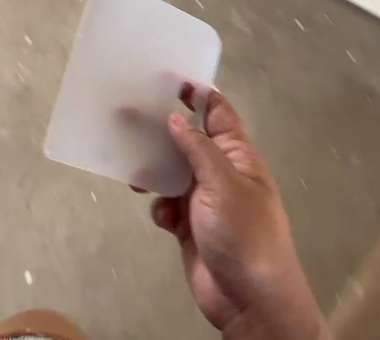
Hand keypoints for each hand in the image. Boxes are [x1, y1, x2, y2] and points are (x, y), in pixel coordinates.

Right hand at [150, 85, 328, 339]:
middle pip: (187, 140)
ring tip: (134, 173)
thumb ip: (197, 148)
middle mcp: (220, 173)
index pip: (218, 114)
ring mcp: (204, 200)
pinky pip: (166, 203)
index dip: (197, 94)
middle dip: (161, 131)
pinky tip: (163, 218)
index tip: (168, 77)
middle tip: (128, 114)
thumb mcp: (223, 184)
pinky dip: (160, 206)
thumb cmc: (245, 235)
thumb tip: (175, 119)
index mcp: (238, 157)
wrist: (251, 301)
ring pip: (171, 171)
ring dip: (153, 171)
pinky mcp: (189, 224)